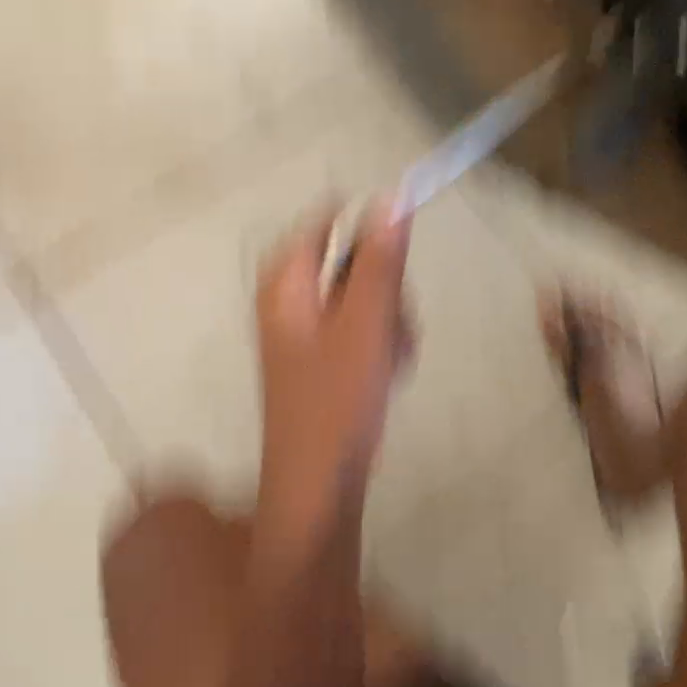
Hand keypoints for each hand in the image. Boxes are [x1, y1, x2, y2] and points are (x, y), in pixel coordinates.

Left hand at [254, 202, 414, 503]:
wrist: (318, 486)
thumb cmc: (337, 401)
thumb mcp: (366, 324)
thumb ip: (380, 262)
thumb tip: (391, 199)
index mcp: (287, 284)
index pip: (323, 221)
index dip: (365, 224)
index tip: (400, 246)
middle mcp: (289, 300)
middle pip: (349, 260)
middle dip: (384, 285)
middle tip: (394, 318)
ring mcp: (304, 331)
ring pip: (362, 296)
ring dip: (389, 319)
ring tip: (392, 357)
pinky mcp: (321, 359)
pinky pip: (361, 328)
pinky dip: (381, 343)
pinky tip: (388, 373)